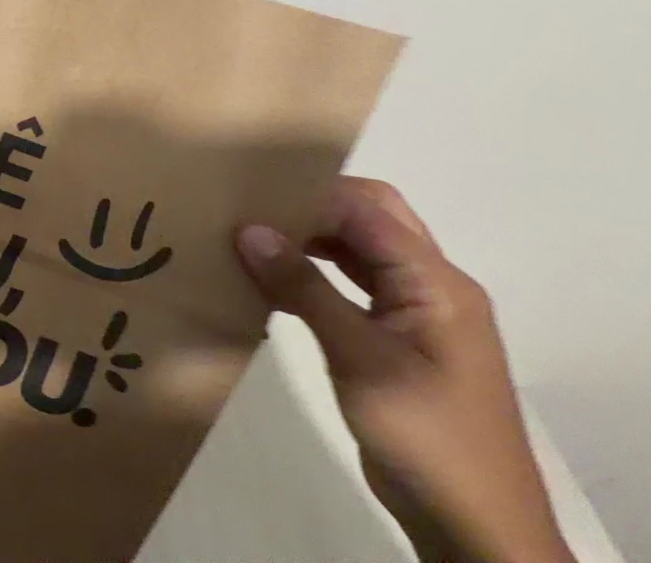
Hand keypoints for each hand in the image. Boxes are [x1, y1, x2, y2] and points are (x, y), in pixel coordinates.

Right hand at [237, 177, 572, 562]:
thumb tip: (249, 230)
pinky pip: (351, 285)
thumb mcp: (359, 356)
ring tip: (244, 238)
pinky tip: (269, 283)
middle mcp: (432, 286)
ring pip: (358, 251)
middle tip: (244, 210)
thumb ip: (304, 288)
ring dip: (308, 239)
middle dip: (310, 207)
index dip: (309, 196)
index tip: (245, 197)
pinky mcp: (396, 339)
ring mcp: (416, 314)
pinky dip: (312, 275)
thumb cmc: (423, 430)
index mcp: (437, 283)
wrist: (470, 517)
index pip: (370, 211)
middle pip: (370, 220)